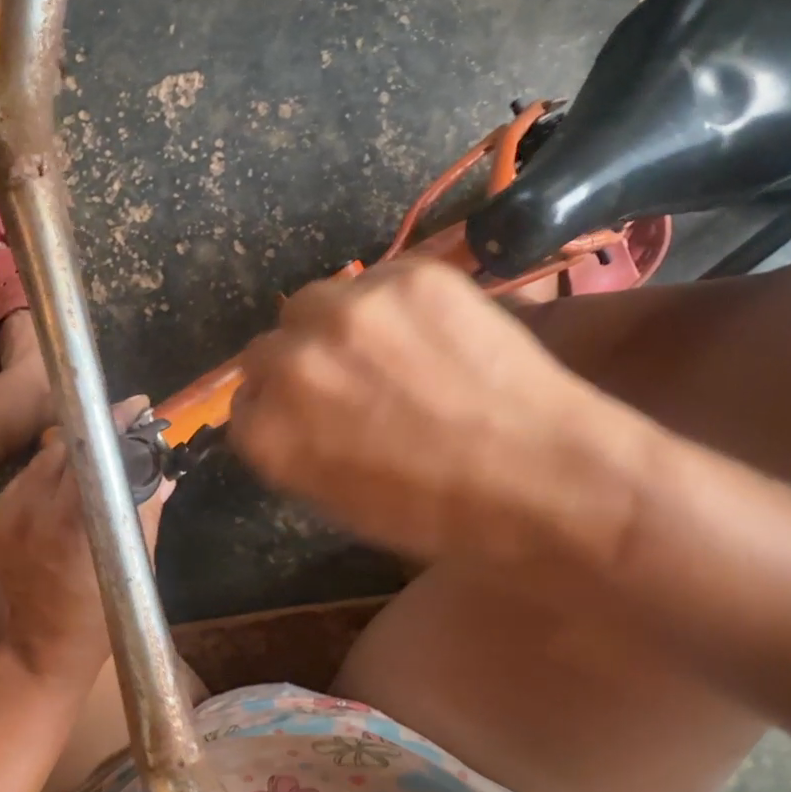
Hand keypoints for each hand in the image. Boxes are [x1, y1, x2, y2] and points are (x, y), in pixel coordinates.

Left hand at [0, 398, 170, 685]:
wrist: (40, 647)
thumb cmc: (101, 612)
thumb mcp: (136, 563)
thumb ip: (147, 511)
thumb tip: (164, 474)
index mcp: (76, 524)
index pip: (96, 453)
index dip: (117, 426)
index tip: (138, 409)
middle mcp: (36, 510)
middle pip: (68, 446)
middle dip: (98, 430)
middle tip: (125, 423)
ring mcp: (9, 513)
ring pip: (44, 457)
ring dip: (74, 448)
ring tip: (98, 450)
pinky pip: (26, 477)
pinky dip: (50, 471)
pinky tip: (68, 480)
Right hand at [228, 258, 656, 574]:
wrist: (547, 478)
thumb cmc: (439, 516)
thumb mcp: (337, 501)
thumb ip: (293, 449)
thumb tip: (287, 413)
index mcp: (268, 432)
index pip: (244, 405)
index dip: (277, 409)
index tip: (306, 415)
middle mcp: (292, 363)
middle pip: (267, 349)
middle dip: (298, 365)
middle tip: (348, 383)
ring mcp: (349, 312)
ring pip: (314, 303)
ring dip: (335, 326)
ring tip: (387, 350)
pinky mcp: (409, 275)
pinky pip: (374, 279)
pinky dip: (390, 304)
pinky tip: (430, 334)